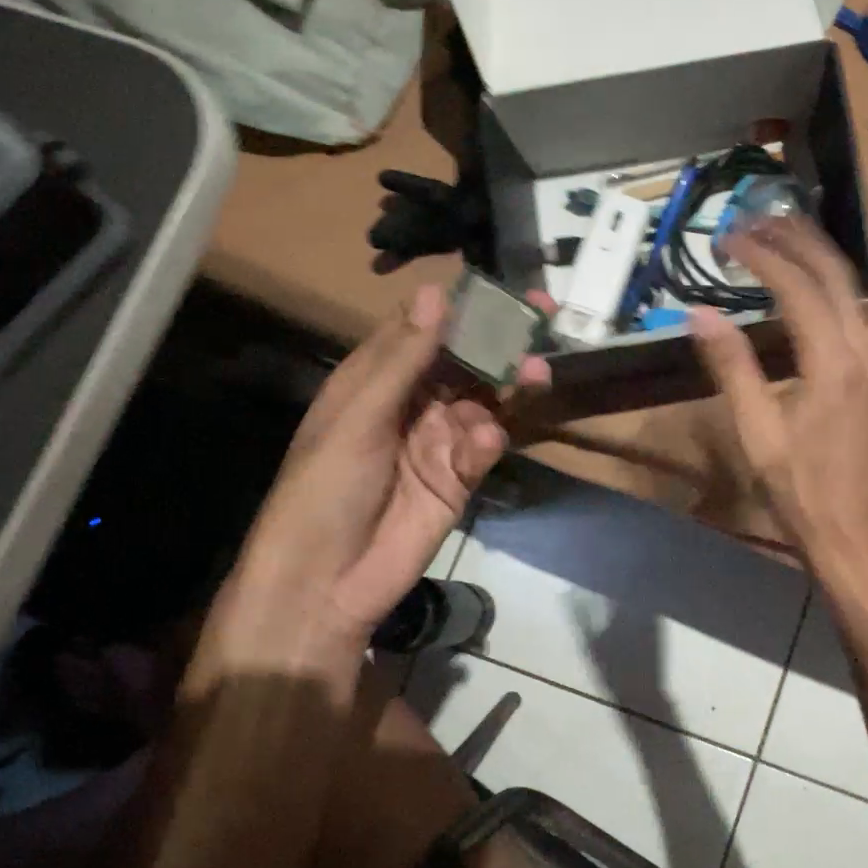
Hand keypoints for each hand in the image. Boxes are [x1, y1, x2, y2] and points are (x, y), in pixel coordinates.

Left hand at [193, 284, 549, 696]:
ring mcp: (436, 442)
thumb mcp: (358, 417)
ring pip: (484, 401)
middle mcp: (410, 403)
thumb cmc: (324, 488)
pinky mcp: (458, 479)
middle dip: (501, 341)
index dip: (464, 307)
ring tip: (536, 376)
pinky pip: (483, 447)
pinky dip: (490, 440)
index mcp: (375, 379)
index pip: (426, 329)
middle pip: (465, 361)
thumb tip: (437, 293)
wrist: (325, 579)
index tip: (503, 287)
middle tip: (543, 318)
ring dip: (508, 387)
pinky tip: (487, 442)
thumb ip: (403, 360)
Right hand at [690, 218, 867, 564]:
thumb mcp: (757, 433)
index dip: (763, 256)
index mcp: (834, 362)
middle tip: (754, 217)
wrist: (854, 535)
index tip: (727, 236)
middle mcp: (863, 350)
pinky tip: (801, 287)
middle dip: (795, 239)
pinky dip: (824, 286)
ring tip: (775, 237)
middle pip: (834, 274)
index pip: (798, 287)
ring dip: (813, 257)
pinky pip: (851, 312)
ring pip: (848, 290)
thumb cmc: (801, 492)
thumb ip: (731, 368)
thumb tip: (699, 313)